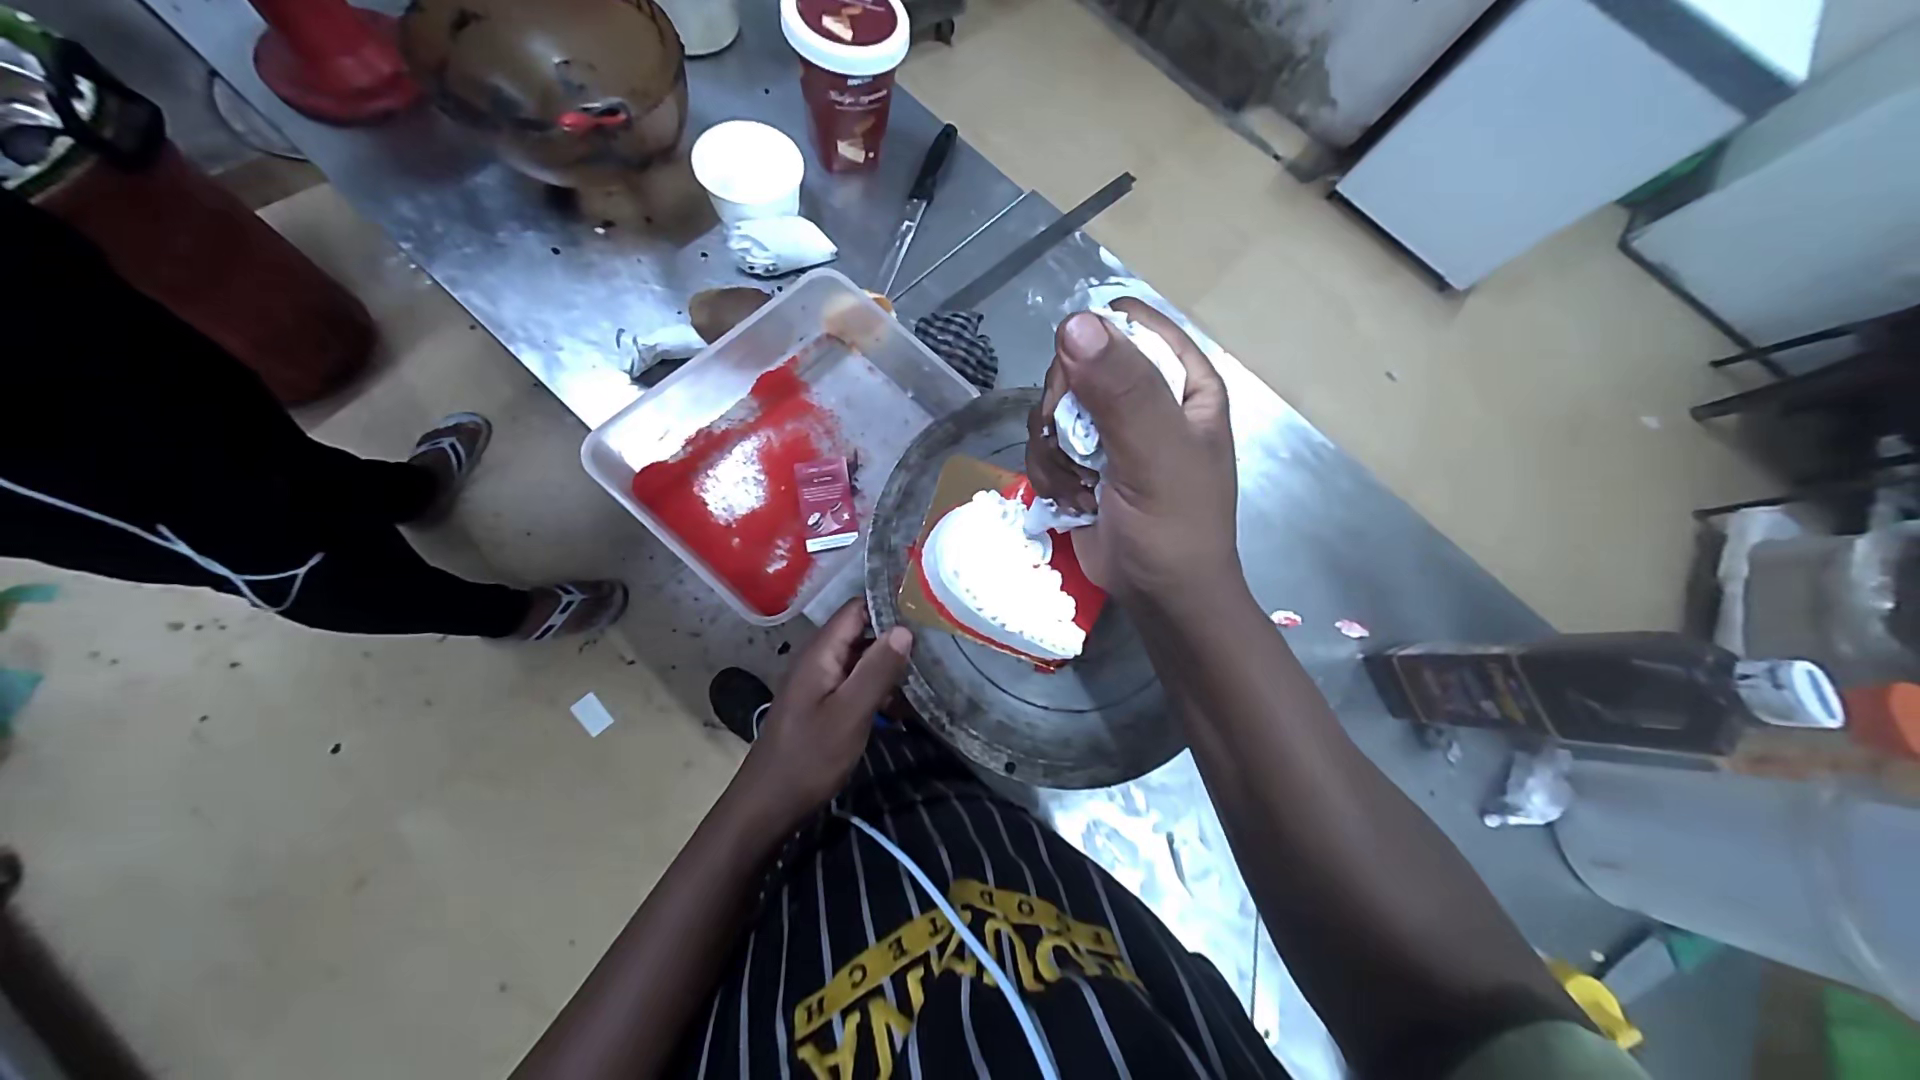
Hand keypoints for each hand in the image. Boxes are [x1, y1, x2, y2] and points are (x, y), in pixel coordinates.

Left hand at [737, 598, 912, 825]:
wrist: (768, 805)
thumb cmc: (809, 757)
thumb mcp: (850, 713)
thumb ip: (876, 670)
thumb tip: (904, 629)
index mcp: (820, 653)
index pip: (856, 609)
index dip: (888, 603)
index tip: (926, 608)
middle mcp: (817, 661)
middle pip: (860, 632)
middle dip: (895, 634)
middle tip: (936, 640)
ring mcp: (818, 684)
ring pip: (859, 660)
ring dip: (889, 664)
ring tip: (929, 670)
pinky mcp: (822, 706)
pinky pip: (854, 684)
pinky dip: (878, 688)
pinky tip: (903, 705)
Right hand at [1031, 298, 1238, 604]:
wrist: (1160, 598)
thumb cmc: (1176, 527)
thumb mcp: (1157, 455)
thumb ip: (1123, 390)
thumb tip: (1074, 323)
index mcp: (1180, 380)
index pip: (1128, 324)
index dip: (1094, 342)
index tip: (1077, 383)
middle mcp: (1143, 397)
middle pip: (1076, 366)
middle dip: (1063, 411)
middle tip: (1077, 449)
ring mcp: (1108, 432)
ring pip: (1051, 409)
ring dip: (1053, 451)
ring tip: (1080, 487)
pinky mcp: (1081, 463)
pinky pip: (1043, 446)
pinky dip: (1048, 474)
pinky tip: (1071, 500)